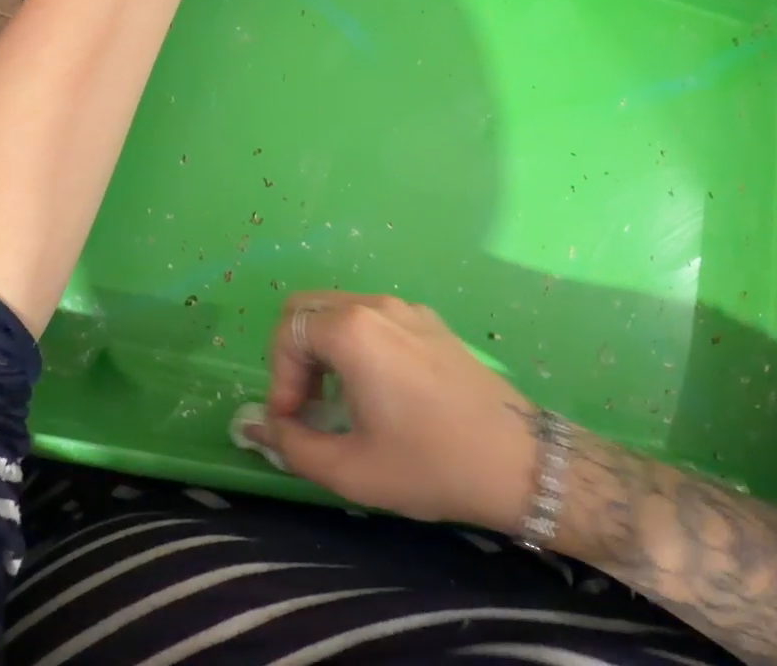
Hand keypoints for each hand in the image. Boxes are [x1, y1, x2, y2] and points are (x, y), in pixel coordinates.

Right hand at [246, 291, 537, 531]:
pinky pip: (373, 319)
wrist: (520, 463)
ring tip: (337, 403)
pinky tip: (375, 391)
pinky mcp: (431, 323)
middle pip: (308, 309)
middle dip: (294, 356)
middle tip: (306, 406)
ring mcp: (409, 309)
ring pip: (340, 311)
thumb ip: (290, 445)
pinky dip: (355, 345)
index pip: (286, 334)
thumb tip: (256, 427)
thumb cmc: (429, 465)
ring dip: (323, 350)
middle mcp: (378, 305)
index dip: (278, 379)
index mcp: (353, 331)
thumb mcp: (348, 469)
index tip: (292, 422)